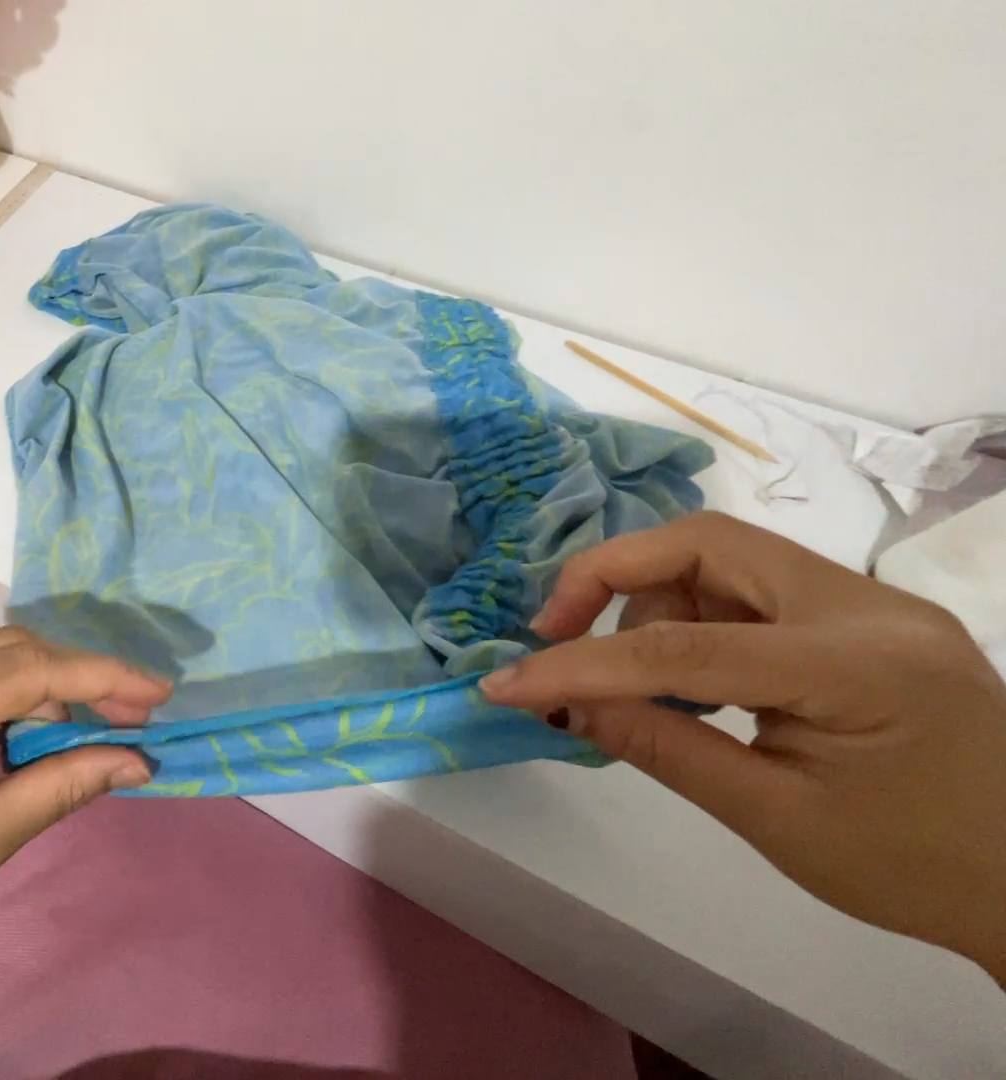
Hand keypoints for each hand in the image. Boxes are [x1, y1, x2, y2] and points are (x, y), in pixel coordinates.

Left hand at [0, 626, 167, 960]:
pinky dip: (6, 688)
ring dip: (43, 680)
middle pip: (9, 648)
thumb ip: (64, 786)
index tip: (158, 692)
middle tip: (133, 714)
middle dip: (77, 677)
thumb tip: (139, 759)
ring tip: (89, 724)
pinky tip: (31, 723)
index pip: (26, 669)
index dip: (100, 676)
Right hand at [479, 512, 1005, 980]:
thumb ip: (656, 746)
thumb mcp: (772, 818)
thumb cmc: (915, 868)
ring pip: (717, 555)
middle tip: (553, 631)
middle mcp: (868, 608)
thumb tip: (553, 706)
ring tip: (634, 679)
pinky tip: (682, 677)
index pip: (681, 647)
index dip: (577, 663)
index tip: (502, 684)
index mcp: (859, 667)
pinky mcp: (856, 616)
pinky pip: (743, 585)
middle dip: (607, 576)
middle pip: (702, 540)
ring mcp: (866, 604)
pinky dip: (684, 614)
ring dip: (648, 599)